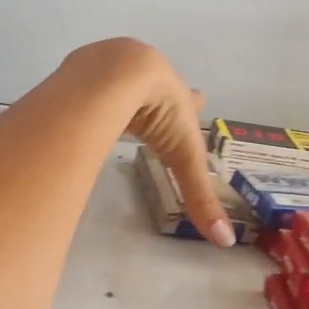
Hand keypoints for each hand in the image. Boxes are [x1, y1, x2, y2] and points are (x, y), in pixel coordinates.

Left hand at [63, 39, 234, 246]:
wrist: (119, 72)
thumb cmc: (160, 110)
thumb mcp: (183, 156)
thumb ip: (198, 197)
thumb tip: (225, 241)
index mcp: (174, 94)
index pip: (191, 101)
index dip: (197, 103)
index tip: (202, 98)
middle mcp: (148, 77)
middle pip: (157, 86)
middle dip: (160, 93)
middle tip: (156, 104)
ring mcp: (115, 68)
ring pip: (122, 81)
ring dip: (124, 92)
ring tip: (119, 104)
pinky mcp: (85, 69)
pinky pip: (90, 82)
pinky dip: (91, 92)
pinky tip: (83, 100)